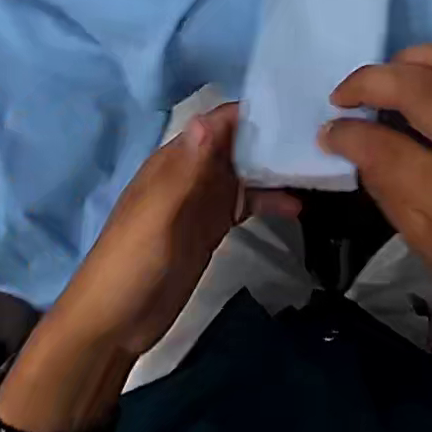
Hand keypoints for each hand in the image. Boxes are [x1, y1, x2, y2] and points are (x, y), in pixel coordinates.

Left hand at [42, 103, 298, 358]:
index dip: (252, 112)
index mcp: (176, 160)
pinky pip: (247, 204)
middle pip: (238, 143)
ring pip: (246, 172)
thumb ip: (185, 168)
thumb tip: (206, 117)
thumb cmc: (132, 261)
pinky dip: (271, 201)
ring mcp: (204, 201)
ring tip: (314, 167)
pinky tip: (297, 207)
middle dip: (272, 137)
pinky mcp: (213, 227)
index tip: (294, 108)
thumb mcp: (158, 213)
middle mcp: (193, 172)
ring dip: (275, 169)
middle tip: (316, 136)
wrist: (115, 323)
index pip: (218, 123)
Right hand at [319, 44, 431, 333]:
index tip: (330, 129)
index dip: (348, 134)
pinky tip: (431, 68)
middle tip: (345, 94)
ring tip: (387, 73)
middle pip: (419, 91)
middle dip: (369, 83)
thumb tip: (355, 141)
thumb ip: (386, 188)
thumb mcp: (424, 244)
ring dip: (410, 58)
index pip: (388, 149)